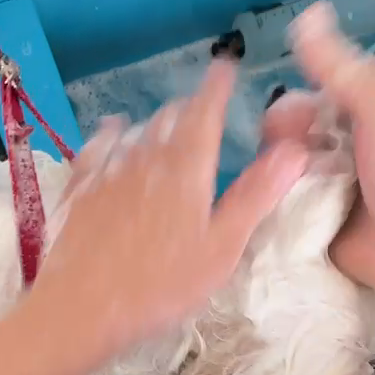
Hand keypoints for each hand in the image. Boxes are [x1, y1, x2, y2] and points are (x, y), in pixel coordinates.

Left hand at [27, 59, 307, 367]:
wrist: (81, 308)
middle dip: (189, 109)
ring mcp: (107, 172)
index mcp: (187, 167)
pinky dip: (110, 135)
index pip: (206, 109)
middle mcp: (146, 157)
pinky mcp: (78, 191)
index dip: (218, 85)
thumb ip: (256, 197)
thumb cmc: (160, 286)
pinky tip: (112, 134)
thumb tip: (296, 149)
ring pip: (136, 132)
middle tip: (201, 112)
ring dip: (154, 125)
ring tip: (165, 127)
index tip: (226, 66)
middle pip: (171, 118)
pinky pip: (96, 149)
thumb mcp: (220, 250)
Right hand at [282, 2, 374, 292]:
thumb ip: (339, 66)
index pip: (304, 103)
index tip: (280, 131)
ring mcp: (324, 192)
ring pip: (278, 177)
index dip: (287, 114)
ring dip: (273, 183)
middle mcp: (339, 151)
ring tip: (277, 197)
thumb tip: (305, 13)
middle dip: (277, 152)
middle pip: (285, 142)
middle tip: (286, 169)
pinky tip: (267, 217)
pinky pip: (281, 212)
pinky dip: (272, 211)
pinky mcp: (312, 227)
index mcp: (358, 116)